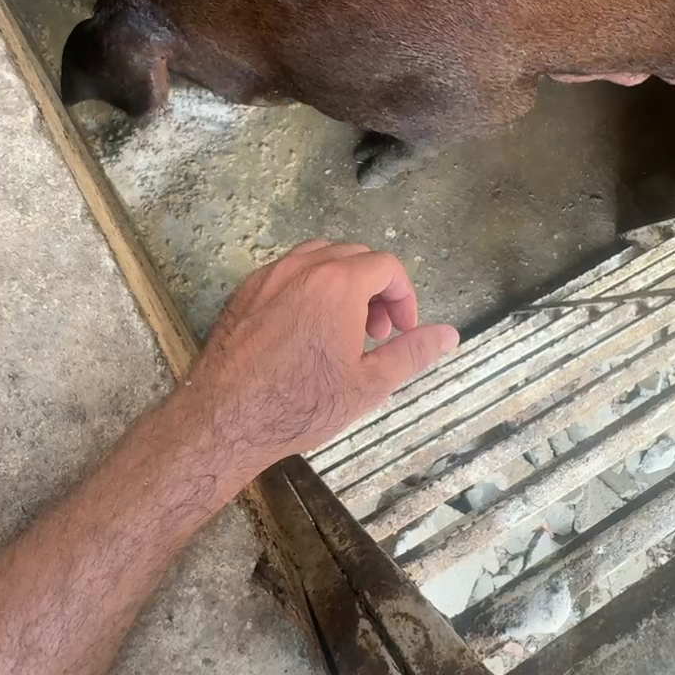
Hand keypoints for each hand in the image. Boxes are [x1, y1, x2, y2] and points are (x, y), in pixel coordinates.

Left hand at [174, 241, 458, 480]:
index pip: (386, 265)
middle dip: (375, 289)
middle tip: (376, 332)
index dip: (404, 296)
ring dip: (342, 283)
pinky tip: (305, 330)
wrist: (225, 418)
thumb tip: (450, 334)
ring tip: (342, 328)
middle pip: (354, 256)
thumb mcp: (369, 384)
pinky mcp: (245, 290)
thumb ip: (413, 352)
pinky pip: (287, 272)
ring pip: (319, 258)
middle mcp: (302, 267)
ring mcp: (269, 275)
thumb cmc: (299, 404)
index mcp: (338, 283)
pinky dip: (308, 287)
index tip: (401, 330)